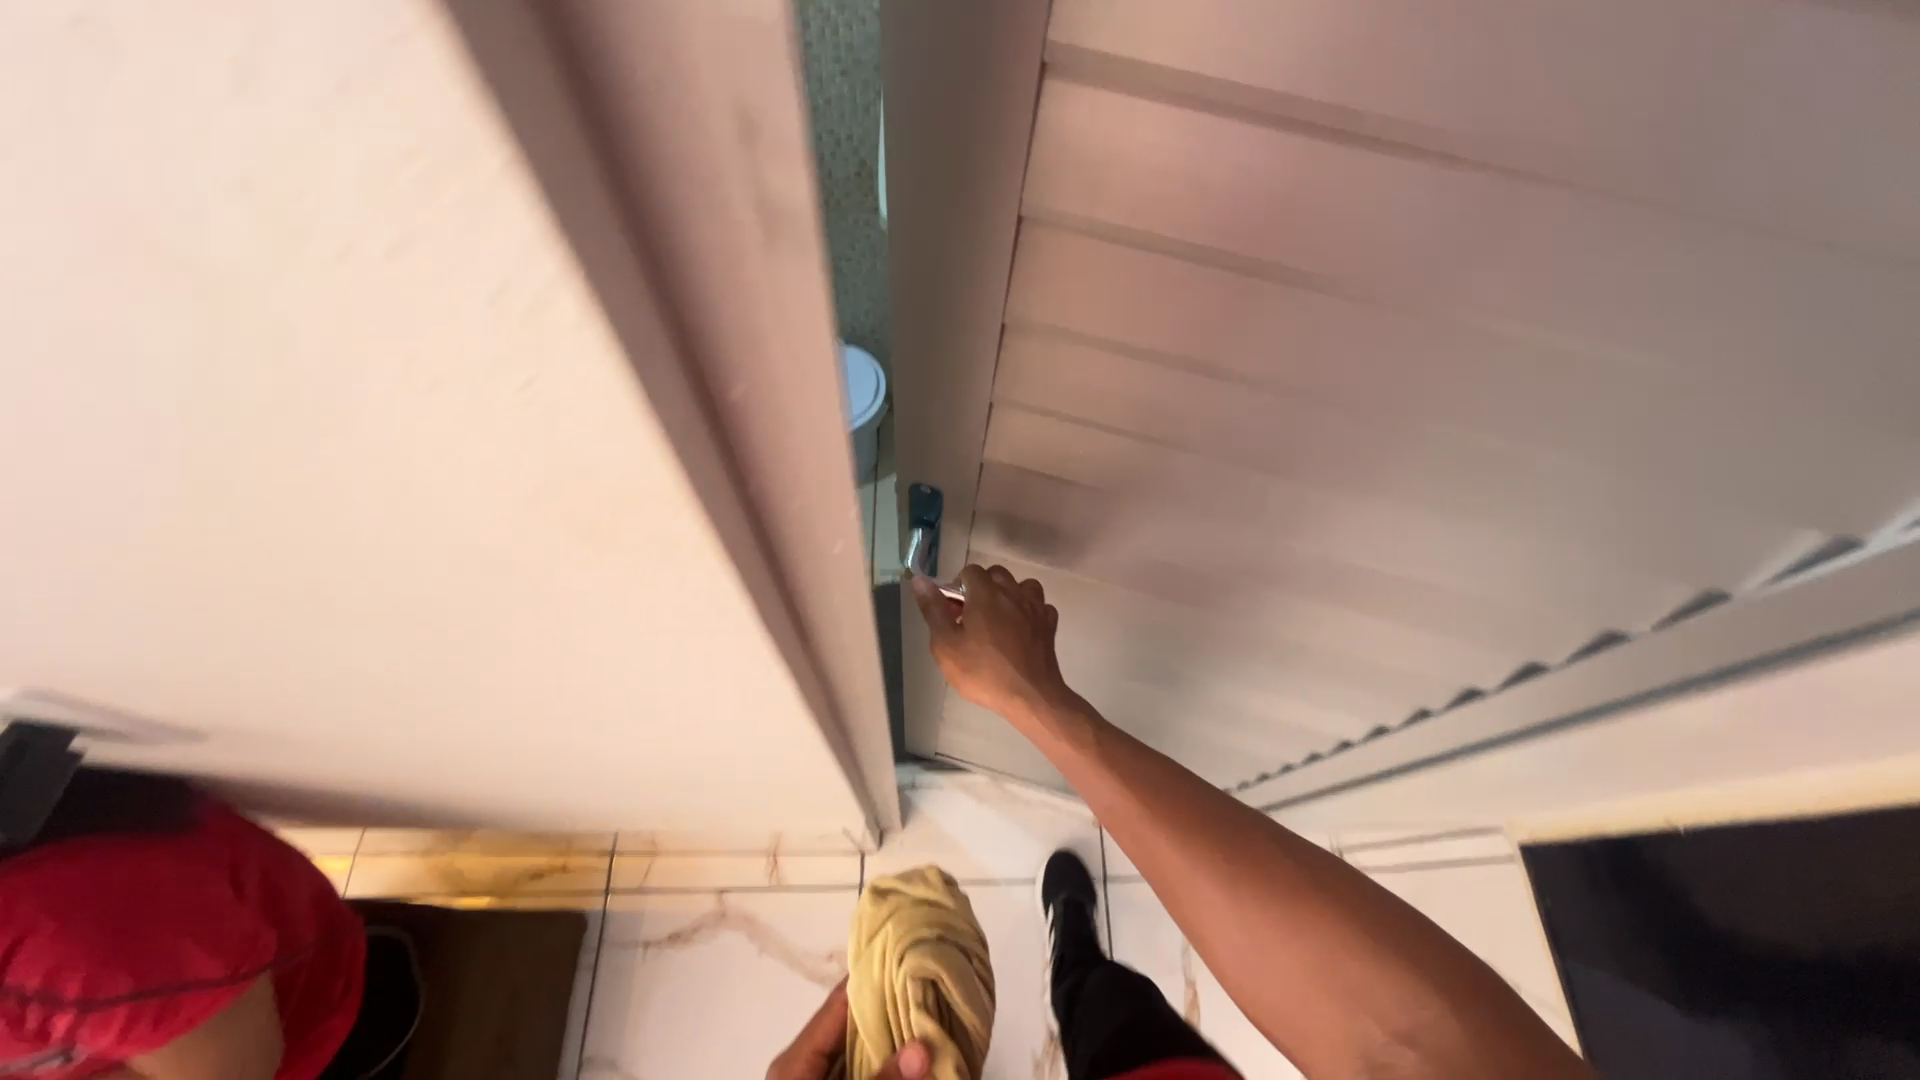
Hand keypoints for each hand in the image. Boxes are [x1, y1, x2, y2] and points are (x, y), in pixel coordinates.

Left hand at [766, 981, 929, 1079]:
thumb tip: (925, 1047)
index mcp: (796, 1059)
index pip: (840, 1002)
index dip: (875, 978)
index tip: (913, 956)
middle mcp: (807, 1066)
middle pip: (853, 1028)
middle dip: (894, 1013)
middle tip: (936, 991)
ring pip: (862, 1054)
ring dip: (896, 1044)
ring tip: (936, 1021)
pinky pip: (864, 1074)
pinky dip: (889, 1071)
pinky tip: (921, 1064)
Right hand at [911, 564, 1075, 721]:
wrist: (1029, 696)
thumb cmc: (983, 671)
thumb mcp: (946, 645)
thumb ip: (933, 610)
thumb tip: (920, 580)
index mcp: (986, 594)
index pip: (970, 571)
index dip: (958, 587)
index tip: (954, 611)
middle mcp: (1013, 592)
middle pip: (996, 575)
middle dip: (982, 588)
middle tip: (972, 617)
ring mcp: (1035, 607)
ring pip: (1022, 586)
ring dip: (1009, 595)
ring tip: (999, 619)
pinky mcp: (1050, 624)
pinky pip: (1040, 606)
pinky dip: (1029, 611)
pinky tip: (1022, 629)